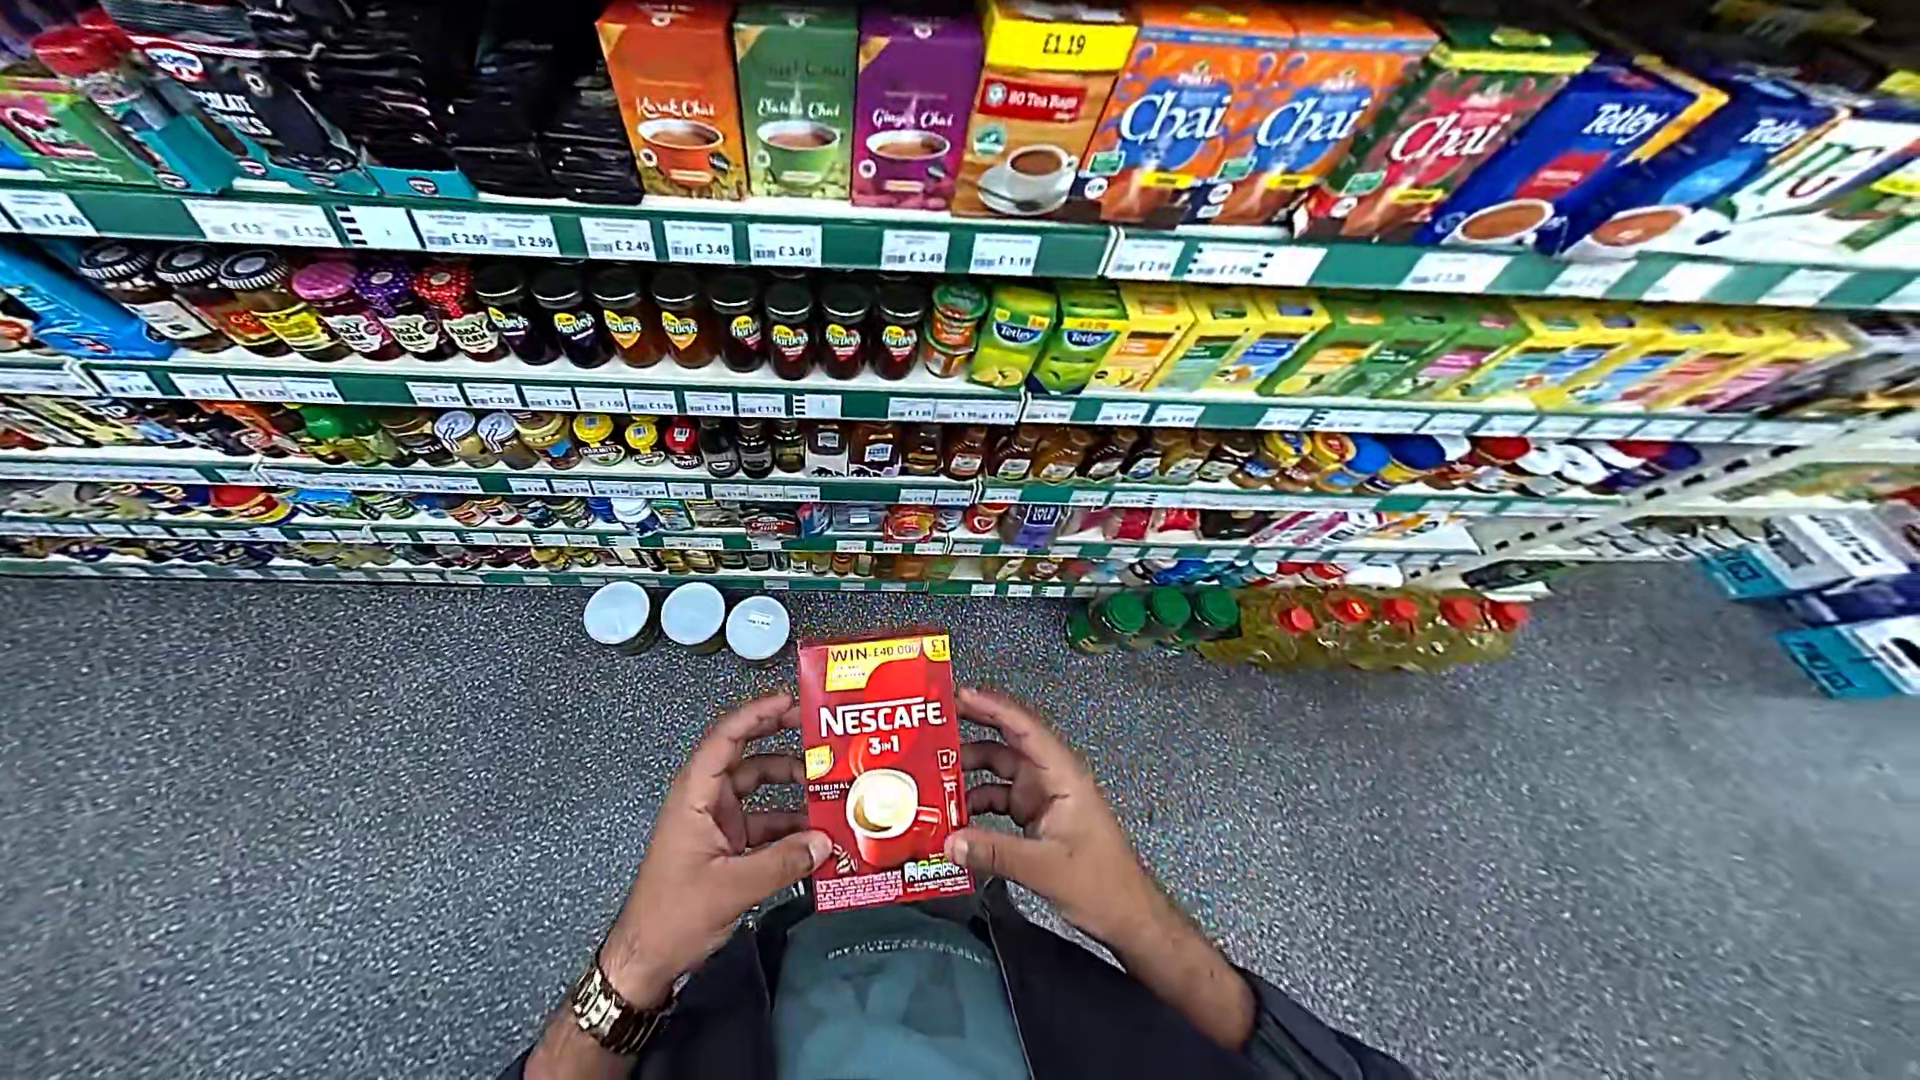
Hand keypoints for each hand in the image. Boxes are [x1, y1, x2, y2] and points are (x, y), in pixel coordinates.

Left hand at [601, 693, 829, 1005]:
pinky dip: (790, 822)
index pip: (724, 738)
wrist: (644, 963)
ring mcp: (718, 820)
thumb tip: (825, 842)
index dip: (756, 714)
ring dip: (791, 784)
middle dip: (779, 736)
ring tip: (827, 784)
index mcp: (695, 795)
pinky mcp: (728, 843)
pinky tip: (817, 831)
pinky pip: (765, 819)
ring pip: (759, 786)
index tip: (791, 702)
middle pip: (745, 753)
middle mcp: (706, 799)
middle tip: (816, 728)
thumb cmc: (674, 916)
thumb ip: (782, 862)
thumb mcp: (731, 888)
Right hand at [946, 687, 1165, 943]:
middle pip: (1008, 741)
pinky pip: (998, 797)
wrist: (1127, 916)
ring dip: (970, 769)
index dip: (993, 707)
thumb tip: (949, 841)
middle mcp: (1050, 776)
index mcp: (1062, 774)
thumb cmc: (1101, 884)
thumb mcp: (1045, 868)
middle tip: (937, 720)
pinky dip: (975, 801)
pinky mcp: (1034, 815)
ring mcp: (1041, 795)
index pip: (1025, 727)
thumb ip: (995, 853)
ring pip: (999, 770)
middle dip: (974, 727)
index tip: (960, 695)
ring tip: (935, 771)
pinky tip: (953, 813)